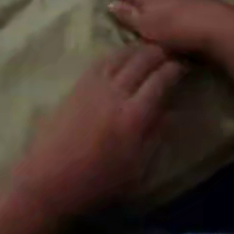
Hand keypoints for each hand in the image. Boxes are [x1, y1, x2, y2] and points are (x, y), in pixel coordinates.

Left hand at [9, 45, 184, 219]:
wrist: (48, 181)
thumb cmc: (96, 185)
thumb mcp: (135, 170)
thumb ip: (155, 136)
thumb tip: (172, 112)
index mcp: (134, 117)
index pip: (160, 81)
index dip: (175, 69)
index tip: (185, 64)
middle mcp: (116, 93)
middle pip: (142, 61)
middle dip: (160, 52)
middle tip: (172, 50)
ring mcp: (94, 86)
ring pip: (122, 55)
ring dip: (139, 49)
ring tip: (151, 48)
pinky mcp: (78, 85)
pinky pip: (102, 60)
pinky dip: (117, 53)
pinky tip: (123, 55)